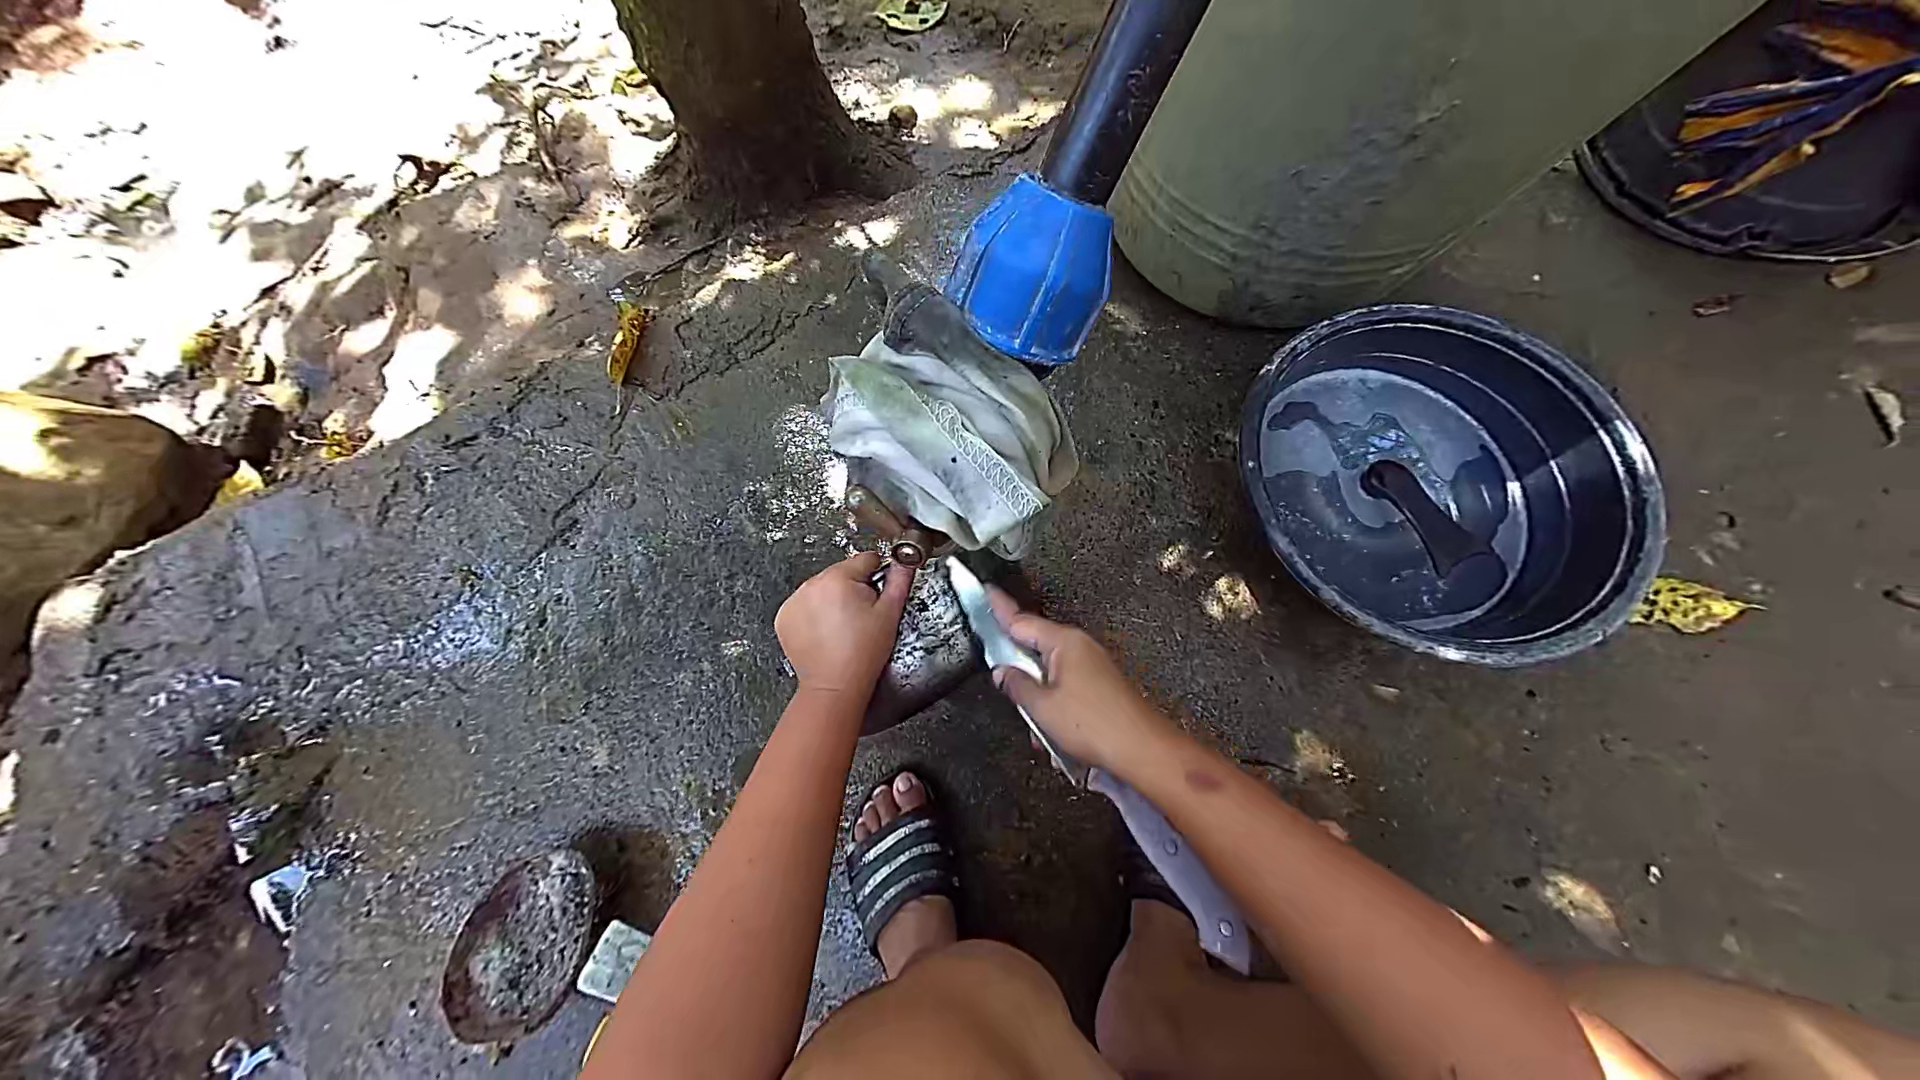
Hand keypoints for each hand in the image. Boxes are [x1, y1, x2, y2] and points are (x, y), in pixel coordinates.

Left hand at [776, 552, 914, 697]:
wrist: (835, 685)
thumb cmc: (862, 654)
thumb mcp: (890, 613)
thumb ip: (900, 580)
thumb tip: (905, 561)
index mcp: (838, 578)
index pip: (865, 560)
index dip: (876, 577)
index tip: (875, 597)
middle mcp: (812, 585)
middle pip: (842, 574)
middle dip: (853, 590)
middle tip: (860, 618)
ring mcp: (795, 601)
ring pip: (823, 589)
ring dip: (832, 601)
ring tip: (843, 627)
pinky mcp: (785, 617)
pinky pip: (805, 605)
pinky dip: (814, 614)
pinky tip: (826, 632)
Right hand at [986, 588, 1178, 773]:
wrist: (1141, 750)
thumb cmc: (1099, 725)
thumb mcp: (1041, 707)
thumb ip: (1016, 685)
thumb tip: (1003, 673)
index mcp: (1064, 642)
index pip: (1020, 619)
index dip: (999, 607)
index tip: (987, 592)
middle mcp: (1080, 647)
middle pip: (1034, 647)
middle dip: (1018, 669)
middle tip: (1004, 684)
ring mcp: (1091, 665)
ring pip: (1049, 672)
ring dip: (1037, 696)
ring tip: (1038, 725)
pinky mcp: (1098, 684)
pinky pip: (1065, 686)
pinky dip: (1054, 705)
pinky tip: (1054, 732)